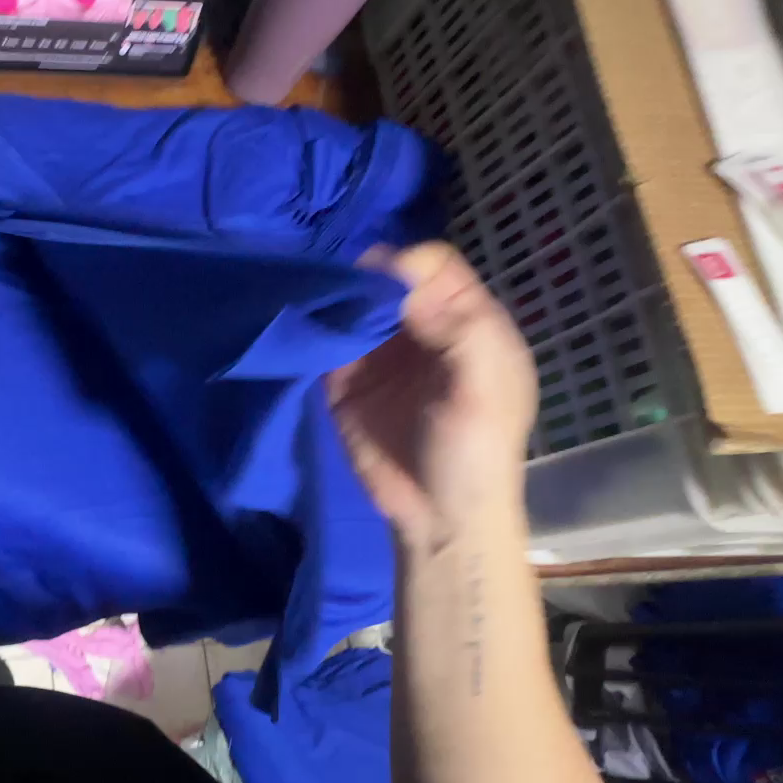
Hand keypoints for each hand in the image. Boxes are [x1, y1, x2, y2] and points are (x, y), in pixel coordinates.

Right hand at [329, 242, 535, 550]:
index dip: (405, 265)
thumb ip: (458, 332)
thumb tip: (403, 283)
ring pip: (351, 306)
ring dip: (331, 301)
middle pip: (387, 280)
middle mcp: (420, 329)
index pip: (434, 269)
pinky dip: (310, 332)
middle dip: (361, 277)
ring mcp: (378, 355)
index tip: (374, 280)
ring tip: (310, 305)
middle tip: (334, 290)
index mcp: (466, 324)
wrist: (435, 517)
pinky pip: (324, 343)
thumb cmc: (475, 453)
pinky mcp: (342, 380)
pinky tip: (299, 331)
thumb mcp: (484, 391)